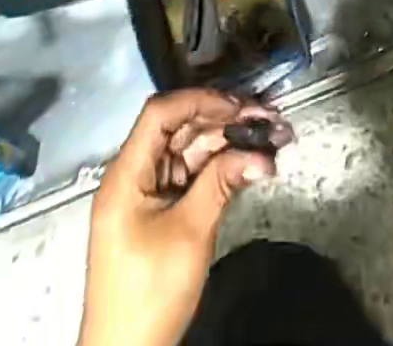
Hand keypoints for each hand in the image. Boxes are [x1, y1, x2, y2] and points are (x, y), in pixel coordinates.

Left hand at [77, 90, 293, 345]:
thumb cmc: (150, 290)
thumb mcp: (189, 234)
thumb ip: (221, 185)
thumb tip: (259, 154)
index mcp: (127, 170)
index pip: (159, 115)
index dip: (198, 102)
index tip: (238, 105)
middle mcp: (134, 172)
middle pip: (176, 130)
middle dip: (220, 120)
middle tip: (264, 118)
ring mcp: (146, 192)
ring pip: (185, 153)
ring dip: (223, 144)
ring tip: (265, 137)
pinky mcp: (158, 211)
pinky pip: (187, 177)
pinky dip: (215, 170)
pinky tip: (246, 164)